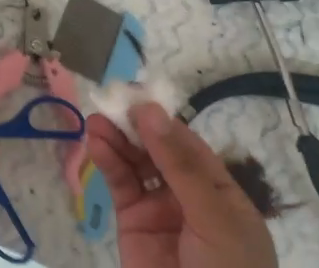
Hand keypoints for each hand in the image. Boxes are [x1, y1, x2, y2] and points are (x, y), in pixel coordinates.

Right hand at [87, 103, 277, 267]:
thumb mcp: (215, 221)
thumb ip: (181, 166)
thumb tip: (150, 110)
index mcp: (222, 196)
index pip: (189, 147)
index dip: (162, 122)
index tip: (136, 98)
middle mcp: (190, 198)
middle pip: (158, 150)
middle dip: (134, 127)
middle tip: (110, 104)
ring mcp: (159, 209)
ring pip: (134, 163)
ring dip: (115, 139)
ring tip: (96, 121)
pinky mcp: (132, 221)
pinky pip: (119, 183)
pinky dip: (106, 161)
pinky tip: (96, 144)